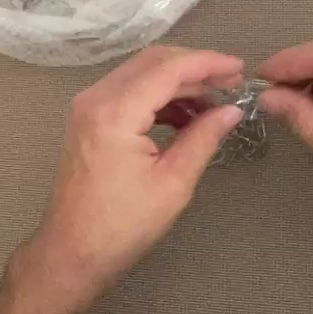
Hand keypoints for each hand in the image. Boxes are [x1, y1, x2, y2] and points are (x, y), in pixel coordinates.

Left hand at [20, 46, 245, 313]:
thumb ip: (203, 138)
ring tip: (213, 104)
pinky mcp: (87, 119)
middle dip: (194, 67)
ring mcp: (87, 106)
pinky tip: (184, 117)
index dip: (208, 63)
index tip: (240, 68)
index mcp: (115, 112)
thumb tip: (232, 111)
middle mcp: (96, 98)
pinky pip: (127, 91)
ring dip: (177, 82)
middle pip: (152, 62)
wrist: (71, 251)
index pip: (168, 68)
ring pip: (139, 73)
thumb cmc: (122, 225)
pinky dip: (157, 96)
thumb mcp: (173, 183)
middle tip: (231, 82)